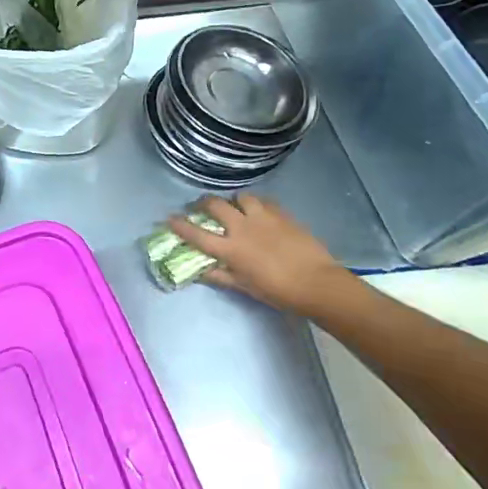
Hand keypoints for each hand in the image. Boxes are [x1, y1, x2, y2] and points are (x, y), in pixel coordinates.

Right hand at [169, 194, 358, 315]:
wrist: (318, 283)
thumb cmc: (279, 292)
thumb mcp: (246, 288)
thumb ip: (221, 276)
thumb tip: (200, 271)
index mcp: (230, 249)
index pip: (196, 234)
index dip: (180, 225)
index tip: (169, 219)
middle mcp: (242, 227)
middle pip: (215, 205)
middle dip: (203, 203)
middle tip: (201, 207)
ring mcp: (262, 217)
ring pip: (241, 196)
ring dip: (234, 201)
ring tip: (237, 207)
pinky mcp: (281, 213)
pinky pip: (263, 201)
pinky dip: (257, 204)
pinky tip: (261, 212)